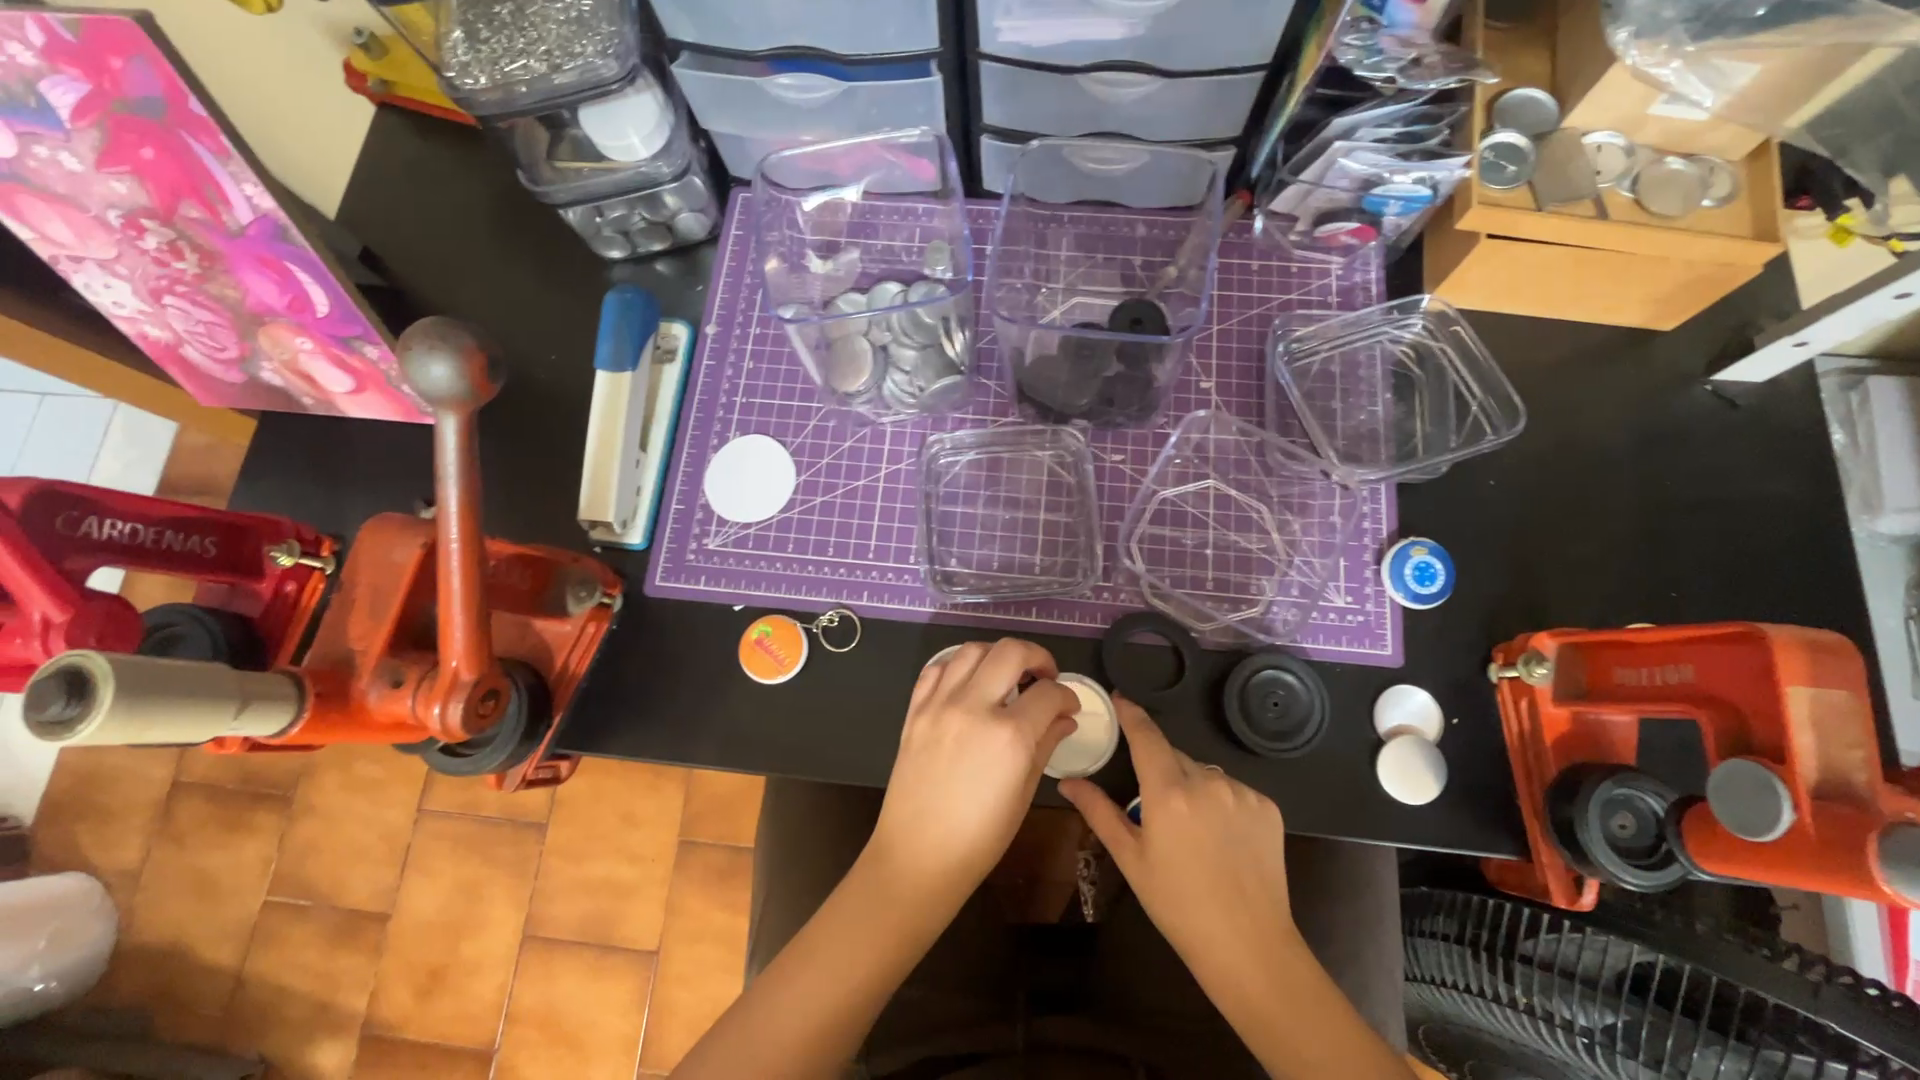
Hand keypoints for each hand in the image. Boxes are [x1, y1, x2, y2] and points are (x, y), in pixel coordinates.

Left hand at [866, 639, 1080, 903]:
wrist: (918, 855)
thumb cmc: (980, 836)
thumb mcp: (1025, 792)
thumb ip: (1046, 745)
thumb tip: (1065, 719)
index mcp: (1009, 735)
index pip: (1049, 693)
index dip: (1067, 696)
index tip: (1069, 707)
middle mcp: (973, 708)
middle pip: (1011, 651)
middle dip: (1038, 657)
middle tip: (1045, 677)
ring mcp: (939, 705)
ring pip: (972, 649)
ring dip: (997, 655)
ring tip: (1008, 676)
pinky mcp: (915, 711)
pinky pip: (937, 668)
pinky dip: (959, 666)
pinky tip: (970, 684)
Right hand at [1059, 696, 1299, 987]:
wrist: (1247, 943)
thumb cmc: (1176, 904)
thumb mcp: (1130, 858)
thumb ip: (1099, 811)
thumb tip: (1067, 781)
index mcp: (1168, 792)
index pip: (1146, 736)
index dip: (1131, 714)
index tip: (1119, 698)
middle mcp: (1208, 781)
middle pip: (1174, 756)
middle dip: (1159, 768)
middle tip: (1152, 806)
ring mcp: (1242, 792)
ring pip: (1205, 773)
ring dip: (1191, 786)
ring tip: (1190, 831)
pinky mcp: (1268, 807)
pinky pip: (1234, 790)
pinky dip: (1221, 802)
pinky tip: (1221, 839)